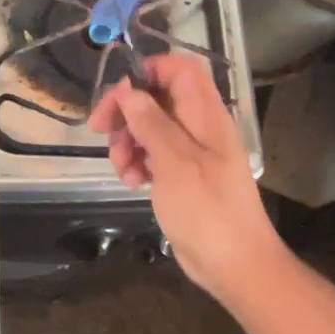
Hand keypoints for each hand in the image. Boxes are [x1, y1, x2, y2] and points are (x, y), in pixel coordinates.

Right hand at [87, 53, 283, 292]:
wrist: (234, 264)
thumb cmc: (208, 211)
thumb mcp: (175, 163)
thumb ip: (151, 123)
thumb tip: (128, 90)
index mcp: (206, 117)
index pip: (181, 70)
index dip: (149, 70)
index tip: (119, 92)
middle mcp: (199, 128)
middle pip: (157, 98)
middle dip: (126, 111)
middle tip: (100, 129)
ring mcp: (190, 153)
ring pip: (149, 127)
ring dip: (127, 141)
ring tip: (121, 168)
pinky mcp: (181, 176)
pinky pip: (151, 155)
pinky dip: (136, 162)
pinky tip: (130, 182)